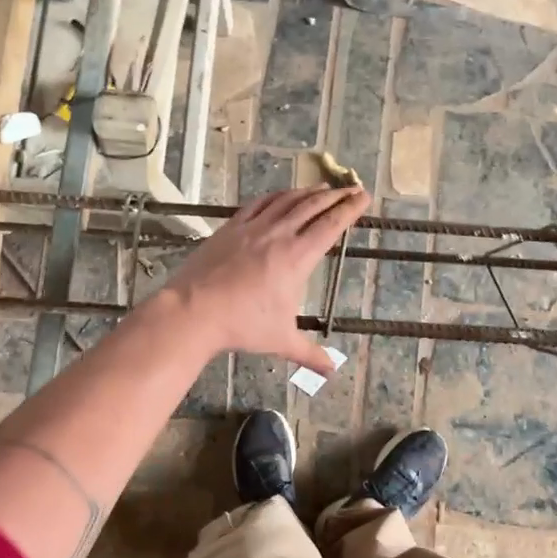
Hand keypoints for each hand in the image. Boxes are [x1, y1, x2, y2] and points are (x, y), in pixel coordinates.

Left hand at [155, 184, 369, 372]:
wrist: (193, 311)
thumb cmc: (241, 325)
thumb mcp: (280, 340)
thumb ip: (309, 353)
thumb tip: (332, 370)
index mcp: (296, 257)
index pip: (330, 225)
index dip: (350, 208)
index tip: (363, 196)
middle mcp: (277, 235)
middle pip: (312, 206)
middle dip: (335, 195)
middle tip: (351, 188)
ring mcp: (252, 228)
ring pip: (286, 201)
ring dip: (307, 192)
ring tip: (321, 188)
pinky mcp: (230, 228)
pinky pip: (258, 204)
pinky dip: (275, 196)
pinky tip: (280, 196)